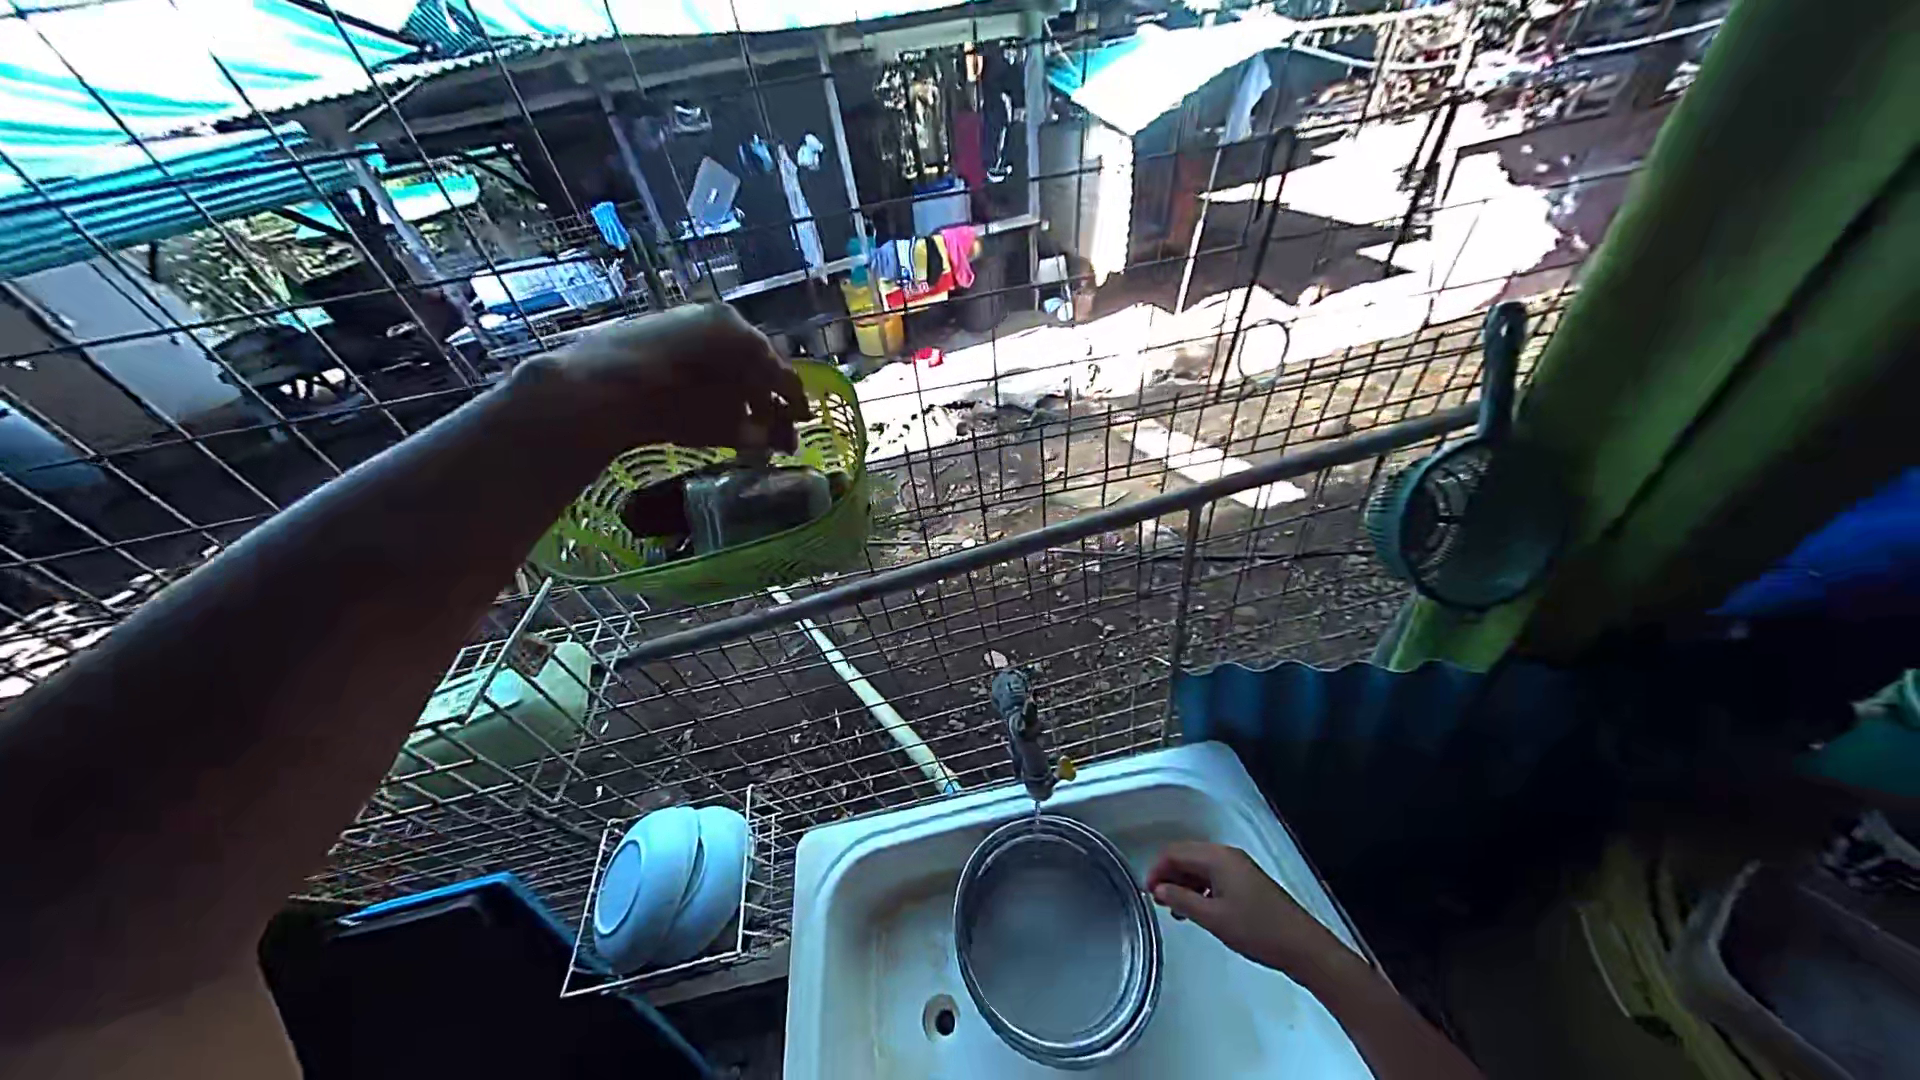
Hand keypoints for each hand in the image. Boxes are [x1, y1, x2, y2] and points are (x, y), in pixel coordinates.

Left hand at [541, 303, 809, 451]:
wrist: (598, 390)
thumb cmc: (674, 410)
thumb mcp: (726, 429)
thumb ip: (763, 434)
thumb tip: (785, 443)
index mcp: (750, 341)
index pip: (786, 377)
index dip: (796, 404)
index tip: (801, 423)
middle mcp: (727, 320)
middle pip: (757, 364)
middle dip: (766, 397)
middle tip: (770, 425)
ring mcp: (692, 317)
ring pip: (729, 356)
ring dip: (739, 387)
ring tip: (738, 415)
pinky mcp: (662, 323)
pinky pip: (702, 350)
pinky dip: (713, 375)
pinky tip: (707, 397)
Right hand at [1145, 841, 1354, 983]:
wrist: (1304, 948)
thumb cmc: (1258, 930)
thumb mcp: (1213, 917)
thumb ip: (1181, 899)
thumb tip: (1159, 889)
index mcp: (1218, 857)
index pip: (1175, 852)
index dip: (1157, 869)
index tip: (1147, 890)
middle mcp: (1228, 855)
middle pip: (1187, 856)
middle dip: (1169, 874)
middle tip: (1157, 899)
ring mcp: (1240, 867)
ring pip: (1200, 866)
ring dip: (1183, 883)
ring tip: (1174, 908)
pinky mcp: (1247, 881)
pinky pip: (1214, 876)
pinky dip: (1199, 888)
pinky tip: (1197, 908)